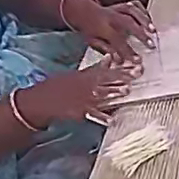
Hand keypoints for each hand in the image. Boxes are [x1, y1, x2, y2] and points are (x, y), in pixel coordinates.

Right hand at [18, 58, 134, 126]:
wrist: (41, 100)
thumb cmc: (59, 87)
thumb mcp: (77, 74)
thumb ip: (96, 68)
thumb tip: (110, 58)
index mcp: (86, 76)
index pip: (107, 70)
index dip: (123, 68)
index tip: (137, 65)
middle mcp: (86, 86)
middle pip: (107, 80)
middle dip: (123, 77)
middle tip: (137, 74)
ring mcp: (84, 98)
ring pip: (102, 94)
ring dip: (114, 92)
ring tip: (126, 91)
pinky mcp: (80, 111)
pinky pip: (93, 115)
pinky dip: (102, 117)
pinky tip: (111, 119)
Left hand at [63, 0, 154, 63]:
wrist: (82, 11)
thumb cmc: (89, 29)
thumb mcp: (93, 42)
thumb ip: (107, 50)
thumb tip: (119, 60)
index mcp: (102, 27)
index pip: (117, 40)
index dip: (128, 51)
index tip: (138, 60)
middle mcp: (110, 15)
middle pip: (128, 22)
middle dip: (141, 34)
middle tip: (151, 45)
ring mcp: (117, 8)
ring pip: (132, 10)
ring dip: (144, 20)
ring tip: (153, 31)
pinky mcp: (122, 5)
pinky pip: (134, 5)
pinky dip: (143, 12)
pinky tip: (149, 20)